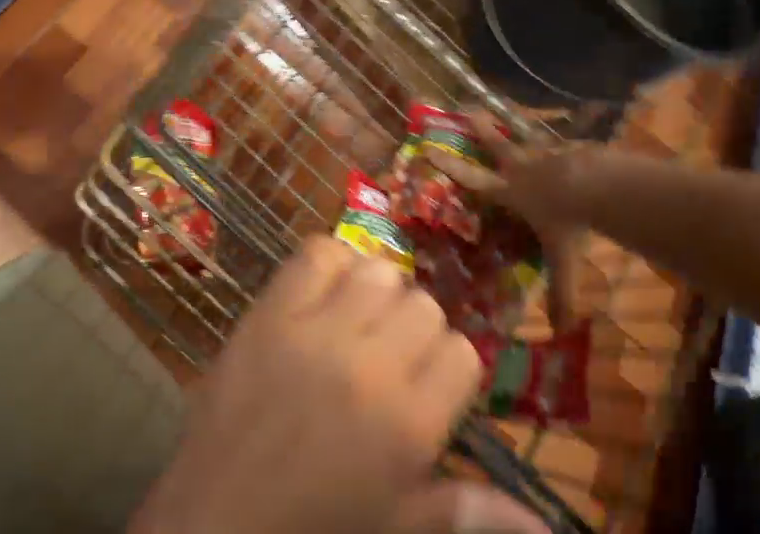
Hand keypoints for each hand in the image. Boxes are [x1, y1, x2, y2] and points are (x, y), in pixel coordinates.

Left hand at [130, 236, 545, 533]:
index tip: (425, 384)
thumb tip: (544, 522)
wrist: (215, 518)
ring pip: (379, 272)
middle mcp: (371, 365)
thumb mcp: (395, 523)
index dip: (448, 367)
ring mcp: (316, 331)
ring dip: (377, 293)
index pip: (463, 354)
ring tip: (357, 323)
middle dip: (415, 329)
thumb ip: (466, 509)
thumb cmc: (312, 527)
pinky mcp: (269, 311)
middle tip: (388, 356)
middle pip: (424, 306)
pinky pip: (316, 253)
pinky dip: (330, 263)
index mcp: (410, 423)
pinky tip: (324, 295)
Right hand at [466, 115, 592, 329]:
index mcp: (511, 193)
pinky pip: (562, 146)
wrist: (598, 185)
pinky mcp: (572, 149)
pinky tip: (570, 144)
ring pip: (528, 141)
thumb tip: (561, 331)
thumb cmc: (568, 221)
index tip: (427, 148)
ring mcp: (547, 154)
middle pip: (497, 146)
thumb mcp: (562, 258)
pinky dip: (562, 146)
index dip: (449, 166)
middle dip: (482, 130)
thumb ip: (560, 292)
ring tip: (513, 118)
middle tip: (468, 109)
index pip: (473, 180)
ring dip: (520, 132)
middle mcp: (522, 168)